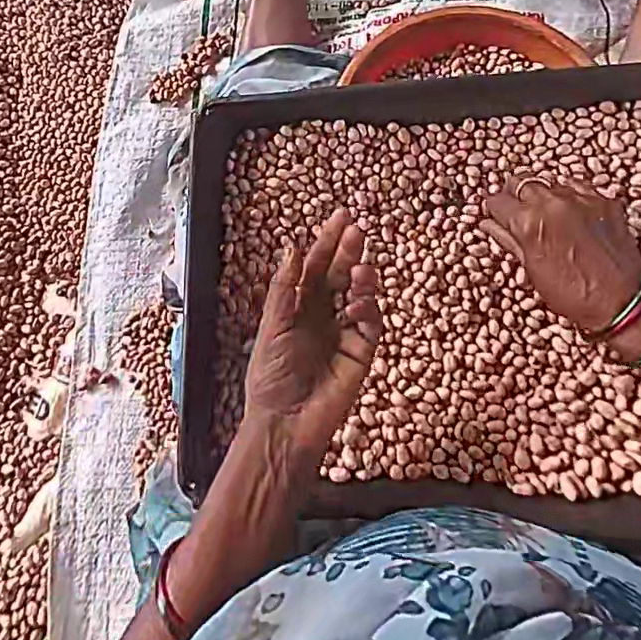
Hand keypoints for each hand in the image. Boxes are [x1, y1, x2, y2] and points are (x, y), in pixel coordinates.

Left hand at [241, 209, 383, 459]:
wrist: (284, 422)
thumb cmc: (270, 375)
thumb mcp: (272, 326)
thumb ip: (285, 287)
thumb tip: (293, 246)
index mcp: (299, 304)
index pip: (316, 265)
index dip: (327, 241)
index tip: (341, 217)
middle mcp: (323, 313)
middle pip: (339, 274)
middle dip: (349, 251)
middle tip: (357, 230)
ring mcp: (343, 331)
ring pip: (359, 294)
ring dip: (361, 277)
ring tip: (359, 268)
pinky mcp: (360, 352)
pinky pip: (370, 324)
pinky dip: (367, 309)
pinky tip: (356, 304)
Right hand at [478, 178, 640, 332]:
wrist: (623, 302)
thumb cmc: (575, 293)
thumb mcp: (532, 268)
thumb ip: (509, 239)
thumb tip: (490, 224)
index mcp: (527, 222)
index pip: (497, 201)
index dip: (495, 210)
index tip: (498, 216)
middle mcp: (551, 204)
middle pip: (520, 183)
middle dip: (515, 196)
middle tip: (518, 213)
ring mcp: (579, 200)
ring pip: (547, 183)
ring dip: (541, 195)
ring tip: (545, 215)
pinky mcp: (602, 201)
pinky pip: (576, 187)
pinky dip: (568, 195)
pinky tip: (569, 212)